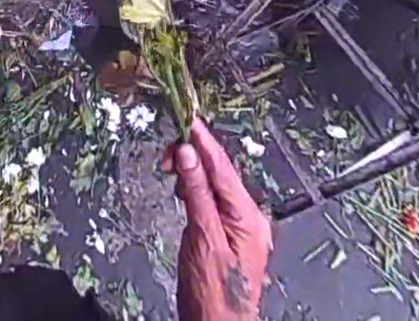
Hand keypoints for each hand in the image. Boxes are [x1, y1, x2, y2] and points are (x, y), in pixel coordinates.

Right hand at [170, 119, 271, 320]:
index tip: (188, 120)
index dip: (203, 140)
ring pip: (215, 184)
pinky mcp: (229, 234)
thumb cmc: (214, 297)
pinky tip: (184, 187)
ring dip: (193, 170)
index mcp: (248, 214)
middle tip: (169, 150)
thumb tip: (188, 153)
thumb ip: (196, 192)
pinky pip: (213, 199)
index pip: (222, 165)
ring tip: (172, 166)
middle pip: (220, 171)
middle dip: (194, 155)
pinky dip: (196, 188)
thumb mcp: (203, 238)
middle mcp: (249, 215)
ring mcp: (240, 225)